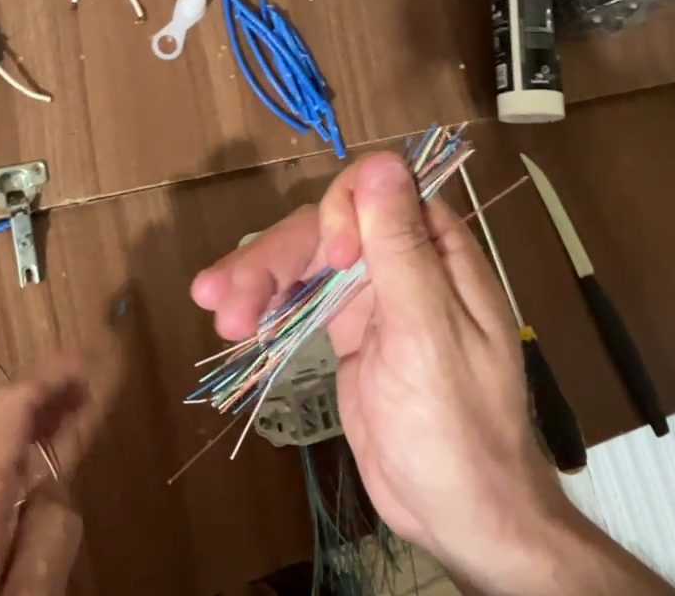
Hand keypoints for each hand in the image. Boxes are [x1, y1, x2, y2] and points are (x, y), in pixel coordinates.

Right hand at [192, 153, 665, 594]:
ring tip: (217, 315)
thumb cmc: (457, 425)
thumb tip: (383, 162)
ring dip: (256, 282)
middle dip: (274, 259)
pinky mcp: (348, 329)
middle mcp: (402, 261)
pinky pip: (300, 299)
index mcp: (436, 251)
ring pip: (304, 263)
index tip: (330, 262)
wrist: (458, 513)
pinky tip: (235, 320)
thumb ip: (400, 247)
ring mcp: (372, 296)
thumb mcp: (427, 333)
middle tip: (222, 301)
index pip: (379, 193)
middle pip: (325, 230)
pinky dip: (266, 306)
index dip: (343, 213)